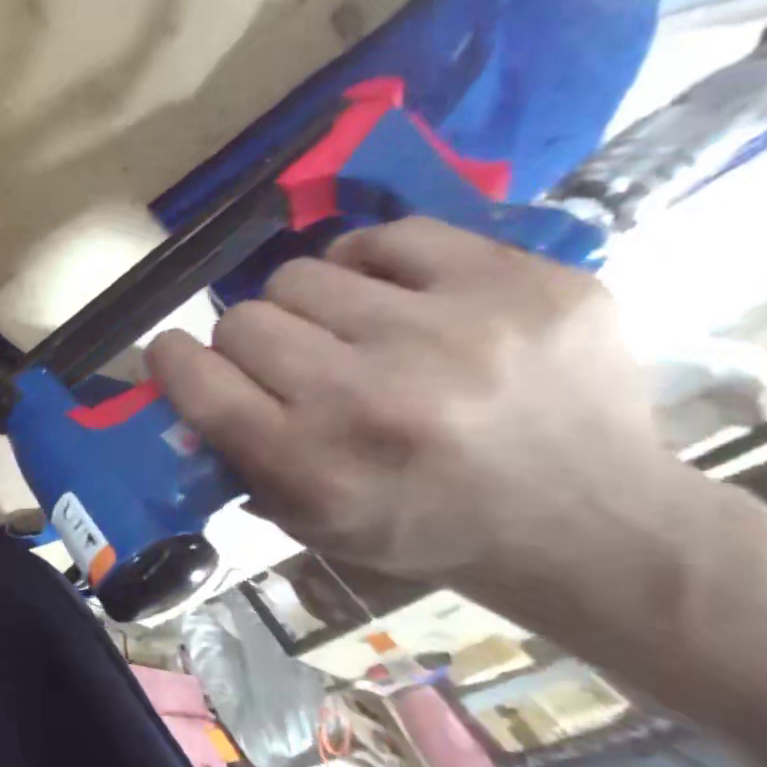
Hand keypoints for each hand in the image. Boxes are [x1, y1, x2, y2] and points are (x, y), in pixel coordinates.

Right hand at [147, 217, 673, 579]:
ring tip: (355, 333)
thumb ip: (236, 453)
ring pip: (304, 273)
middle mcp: (370, 396)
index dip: (174, 360)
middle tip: (295, 363)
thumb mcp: (312, 524)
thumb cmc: (428, 528)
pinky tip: (403, 300)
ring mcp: (449, 332)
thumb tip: (182, 380)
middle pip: (243, 319)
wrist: (592, 526)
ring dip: (313, 306)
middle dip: (254, 342)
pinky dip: (378, 267)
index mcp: (314, 466)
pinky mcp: (516, 283)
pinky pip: (391, 237)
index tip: (180, 356)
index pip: (195, 377)